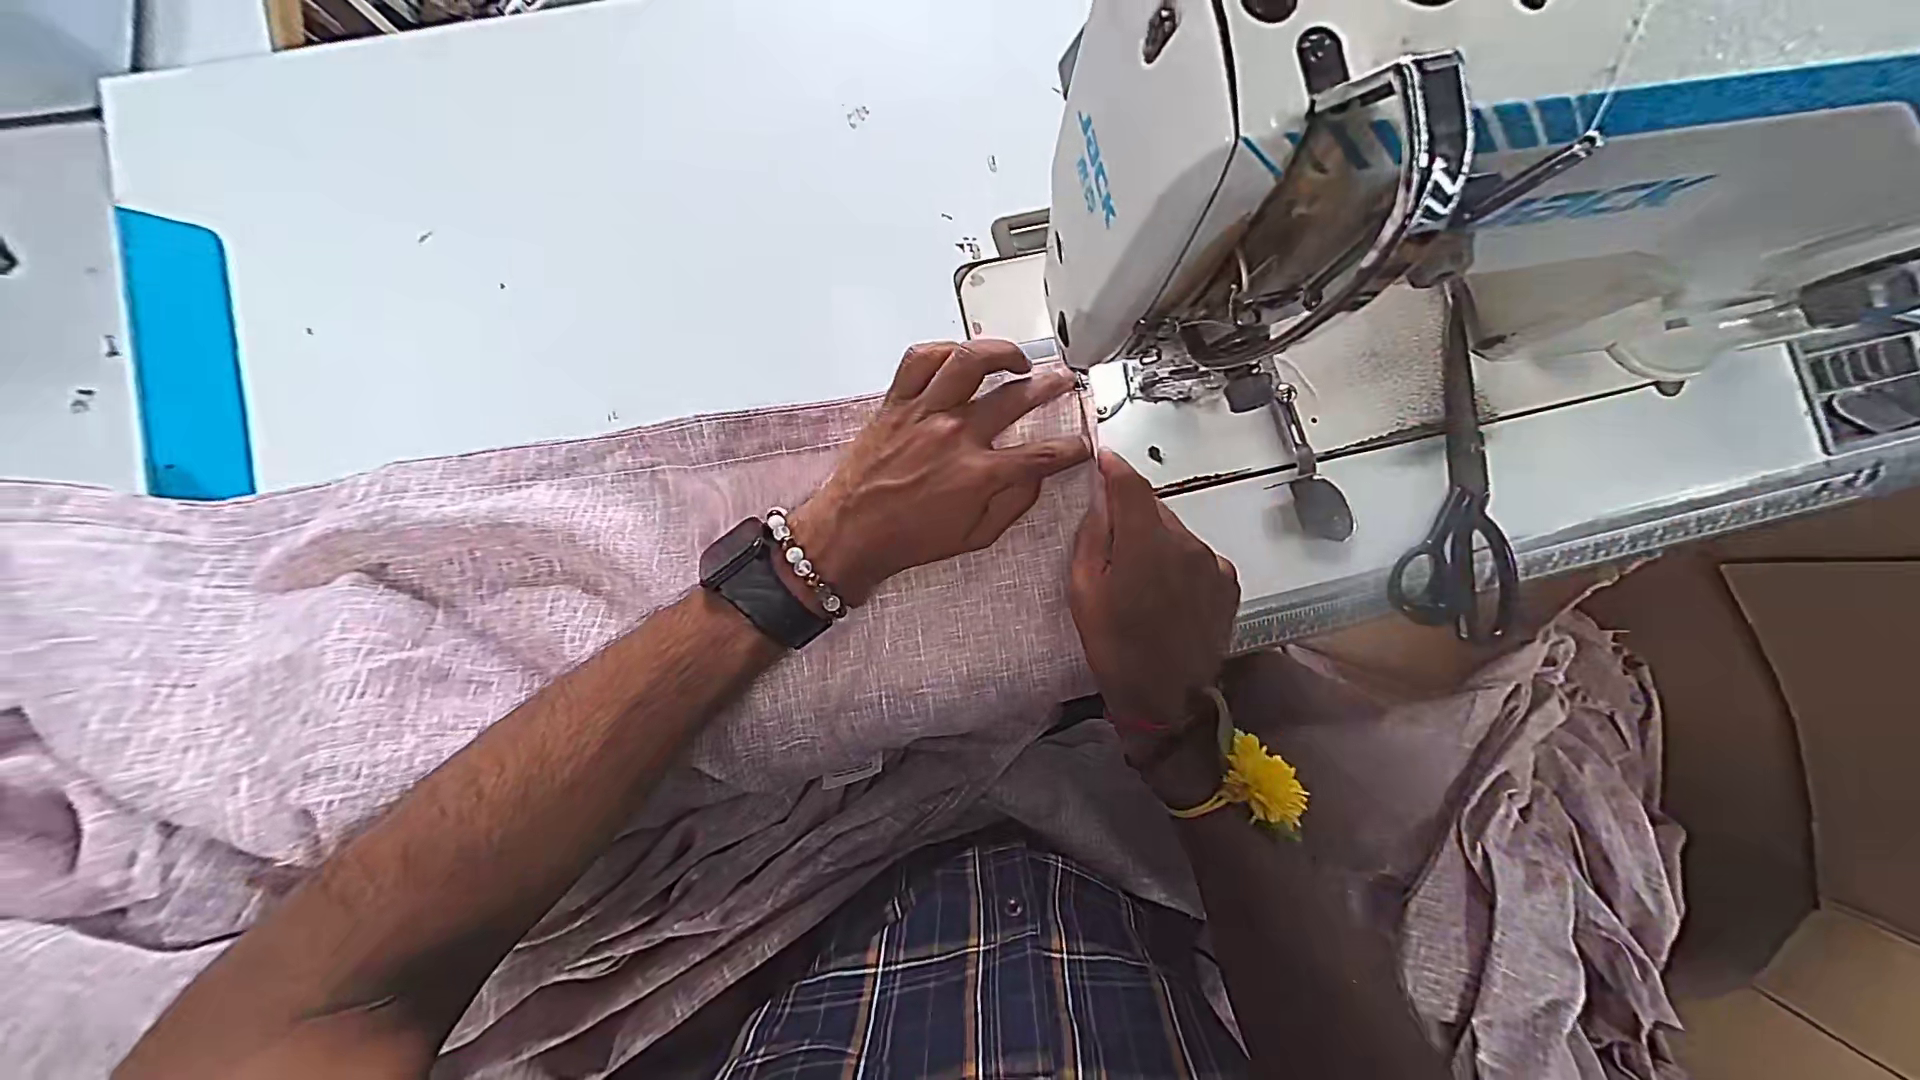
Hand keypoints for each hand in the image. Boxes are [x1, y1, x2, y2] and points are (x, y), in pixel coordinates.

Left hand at [789, 340, 1091, 603]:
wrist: (851, 534)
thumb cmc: (905, 538)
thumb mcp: (975, 536)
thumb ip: (1013, 505)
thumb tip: (1036, 478)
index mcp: (978, 474)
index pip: (1041, 454)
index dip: (1070, 448)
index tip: (1078, 445)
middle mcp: (954, 436)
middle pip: (1017, 397)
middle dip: (1051, 386)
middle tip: (1061, 382)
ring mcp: (924, 414)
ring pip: (970, 360)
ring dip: (1002, 352)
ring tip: (1016, 359)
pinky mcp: (896, 405)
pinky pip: (919, 360)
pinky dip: (944, 350)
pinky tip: (958, 356)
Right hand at [1070, 450, 1239, 742]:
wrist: (1163, 696)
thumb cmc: (1115, 647)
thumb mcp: (1082, 590)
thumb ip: (1091, 537)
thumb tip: (1100, 503)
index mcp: (1144, 543)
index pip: (1131, 484)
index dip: (1114, 467)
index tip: (1102, 460)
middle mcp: (1184, 544)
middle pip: (1153, 506)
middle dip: (1131, 511)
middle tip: (1111, 537)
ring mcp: (1210, 562)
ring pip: (1175, 529)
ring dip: (1155, 537)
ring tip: (1138, 573)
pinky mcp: (1226, 580)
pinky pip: (1196, 552)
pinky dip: (1178, 557)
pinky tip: (1165, 587)